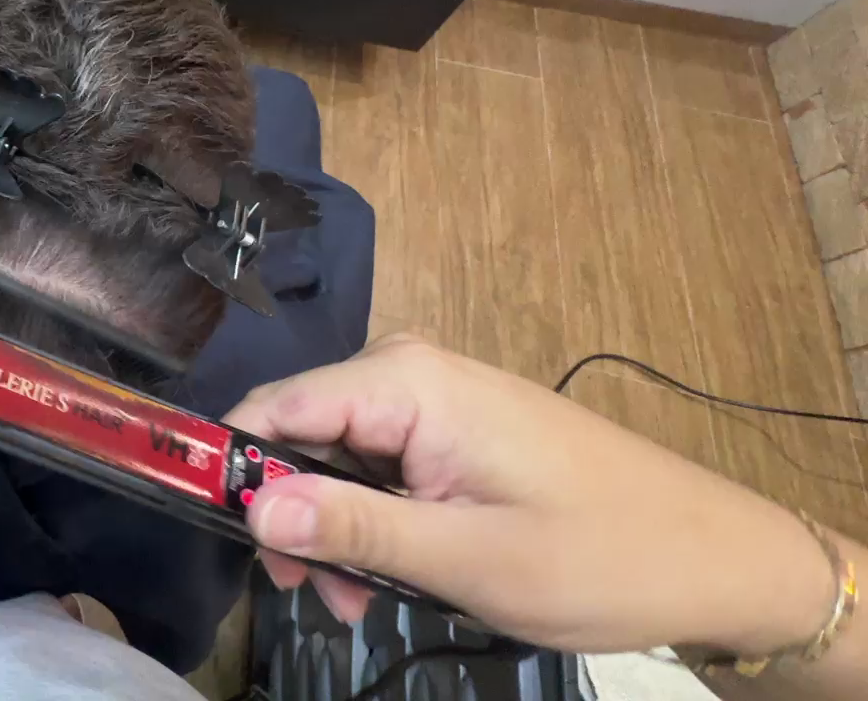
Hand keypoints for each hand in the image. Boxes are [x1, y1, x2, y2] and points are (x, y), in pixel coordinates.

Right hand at [225, 337, 835, 655]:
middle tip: (307, 589)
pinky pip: (371, 459)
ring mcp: (421, 394)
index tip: (233, 535)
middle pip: (300, 430)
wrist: (732, 562)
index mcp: (402, 382)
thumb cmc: (606, 557)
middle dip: (293, 509)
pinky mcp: (439, 421)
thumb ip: (354, 529)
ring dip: (332, 522)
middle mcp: (399, 370)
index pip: (277, 406)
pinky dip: (366, 513)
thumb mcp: (472, 560)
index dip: (238, 464)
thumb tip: (251, 511)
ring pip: (332, 452)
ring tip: (356, 596)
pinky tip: (389, 567)